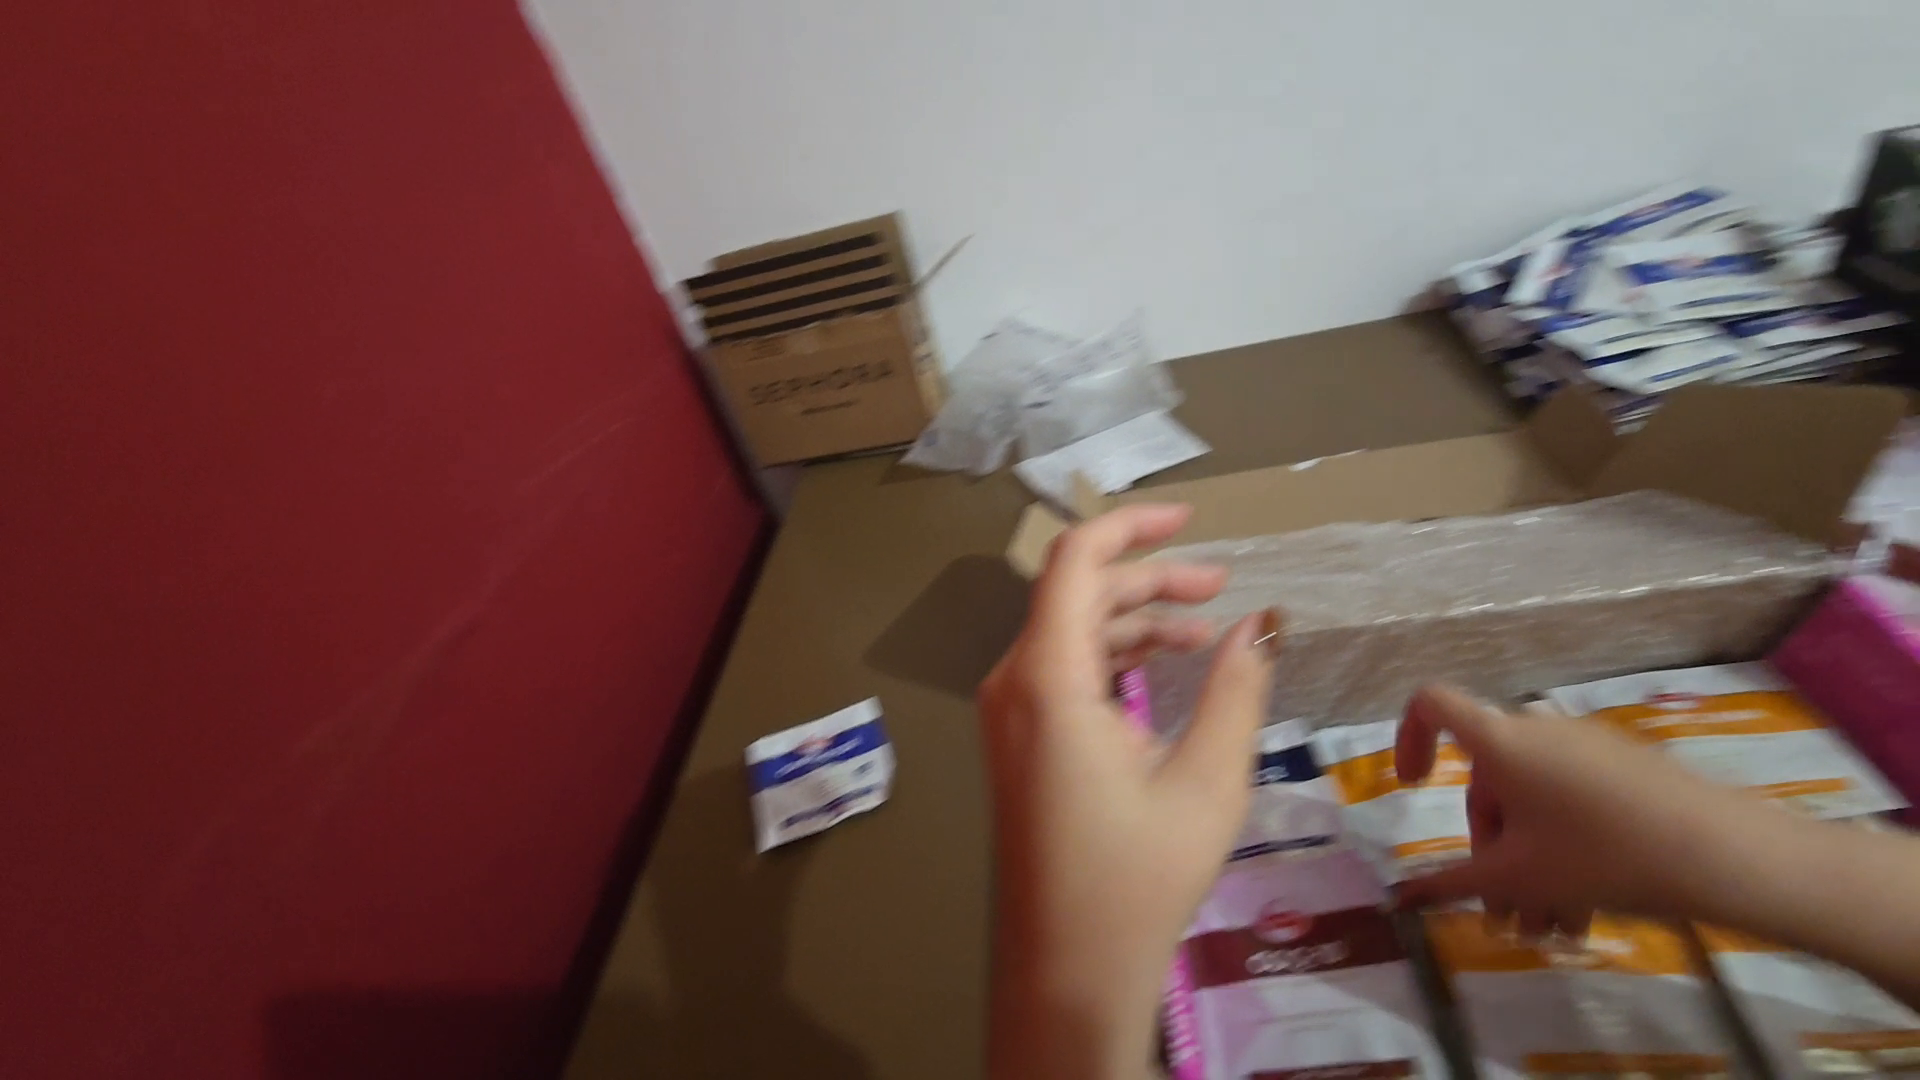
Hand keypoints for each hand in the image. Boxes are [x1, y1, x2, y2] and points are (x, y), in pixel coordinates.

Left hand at [979, 503, 1278, 1079]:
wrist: (1067, 964)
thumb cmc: (1136, 876)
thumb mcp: (1206, 780)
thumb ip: (1236, 689)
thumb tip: (1262, 622)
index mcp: (1047, 677)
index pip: (1075, 561)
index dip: (1131, 526)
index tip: (1191, 517)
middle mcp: (1014, 681)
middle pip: (1078, 594)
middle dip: (1150, 579)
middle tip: (1222, 586)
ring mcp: (1010, 710)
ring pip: (1072, 632)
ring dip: (1136, 620)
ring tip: (1208, 633)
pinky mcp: (1020, 735)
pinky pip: (1064, 670)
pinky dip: (1113, 658)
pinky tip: (1165, 671)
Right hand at [1393, 684, 1781, 935]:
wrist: (1739, 858)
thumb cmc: (1603, 856)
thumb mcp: (1518, 877)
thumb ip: (1451, 882)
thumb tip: (1398, 896)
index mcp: (1497, 740)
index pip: (1429, 703)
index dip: (1408, 736)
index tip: (1414, 785)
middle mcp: (1536, 729)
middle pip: (1488, 777)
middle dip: (1490, 846)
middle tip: (1506, 907)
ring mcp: (1588, 744)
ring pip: (1534, 798)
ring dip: (1530, 858)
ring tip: (1553, 924)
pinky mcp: (1631, 765)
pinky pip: (1573, 796)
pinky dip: (1564, 841)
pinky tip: (1588, 902)